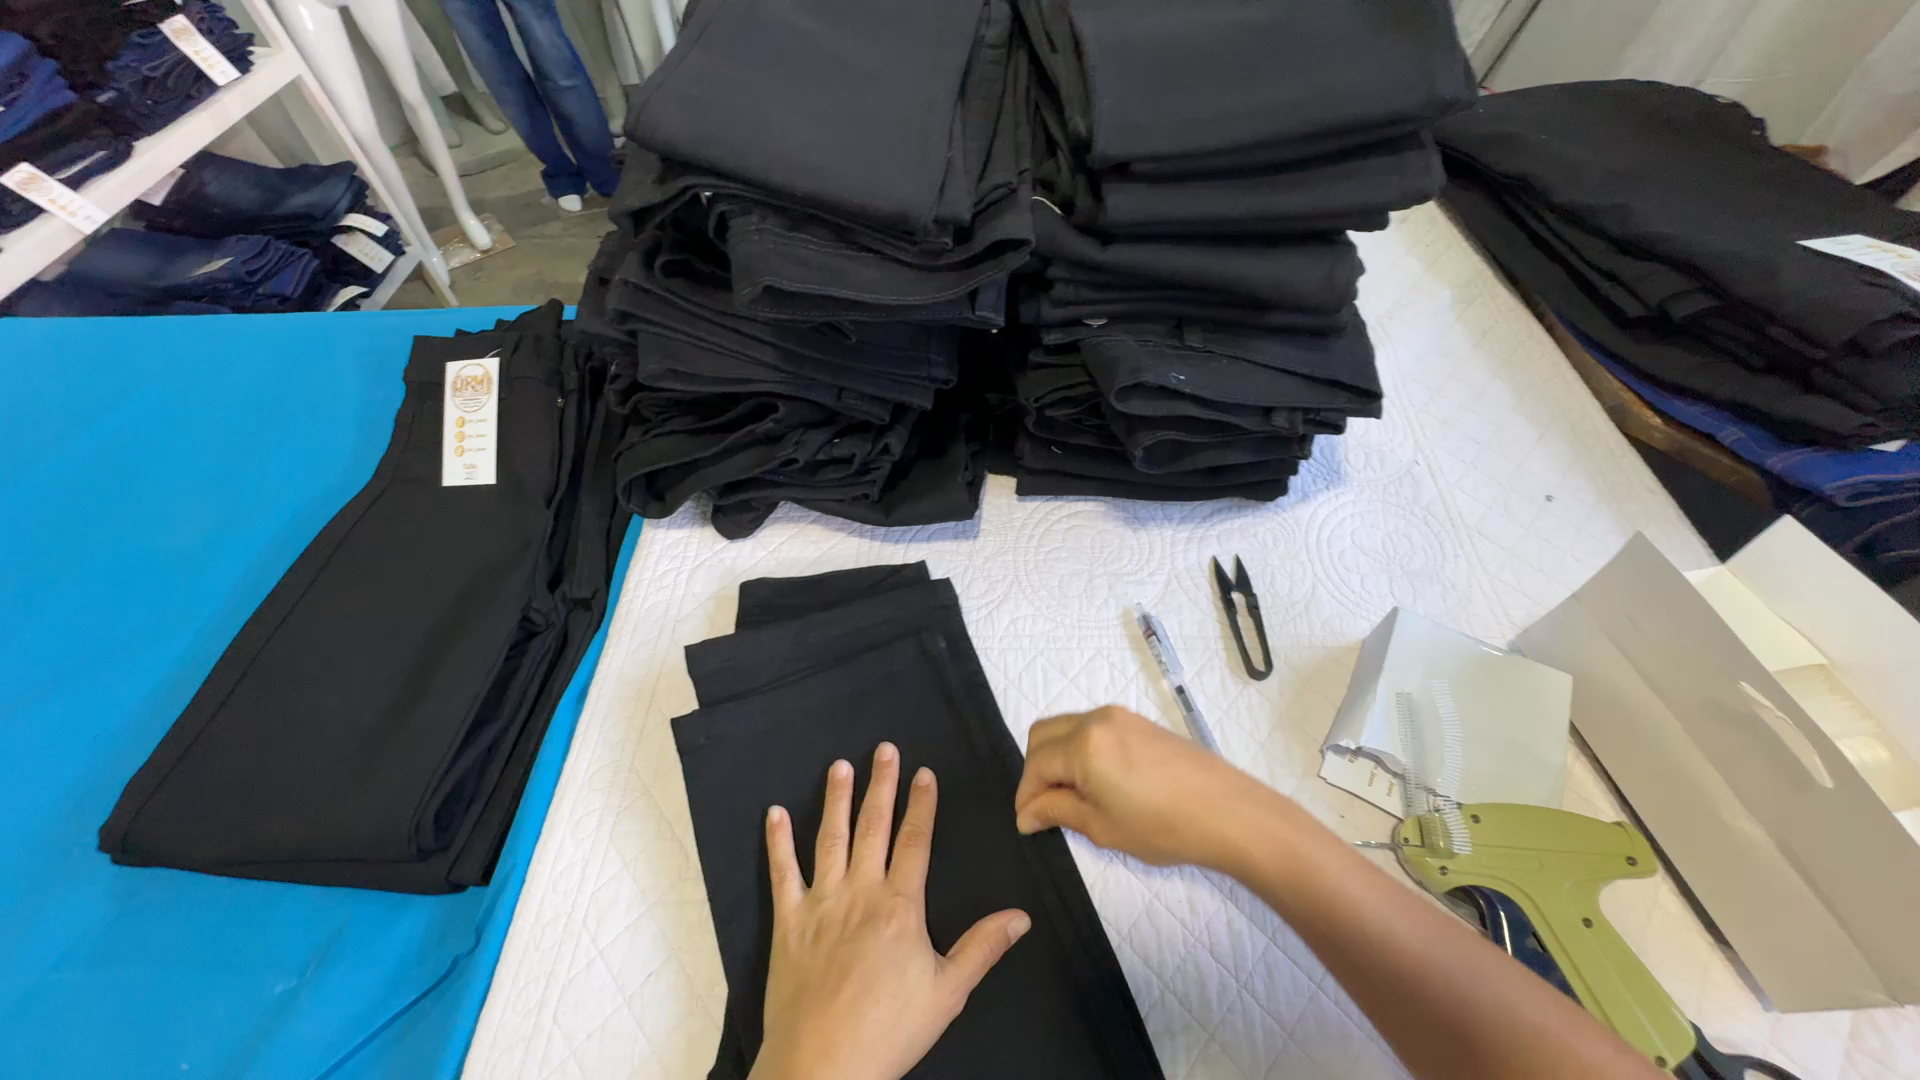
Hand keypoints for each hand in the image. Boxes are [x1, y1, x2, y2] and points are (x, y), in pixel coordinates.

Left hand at [750, 743, 1031, 1079]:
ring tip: (839, 767)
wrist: (823, 1066)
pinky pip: (782, 873)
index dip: (921, 804)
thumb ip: (983, 947)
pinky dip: (777, 842)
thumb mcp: (948, 991)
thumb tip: (1020, 916)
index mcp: (900, 906)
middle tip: (884, 749)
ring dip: (836, 800)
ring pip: (830, 839)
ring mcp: (821, 903)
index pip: (915, 841)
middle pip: (874, 827)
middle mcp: (860, 893)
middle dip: (881, 785)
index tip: (924, 773)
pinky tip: (773, 814)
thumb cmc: (889, 1030)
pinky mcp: (788, 922)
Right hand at [1014, 705, 1290, 872]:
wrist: (1229, 812)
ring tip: (1071, 796)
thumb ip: (1057, 811)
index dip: (1026, 796)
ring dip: (1057, 756)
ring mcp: (1120, 716)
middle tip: (1044, 806)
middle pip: (1043, 734)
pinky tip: (1097, 781)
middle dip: (1036, 769)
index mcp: (1083, 744)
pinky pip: (1092, 728)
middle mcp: (1096, 719)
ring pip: (1067, 727)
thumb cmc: (1162, 826)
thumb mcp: (1102, 826)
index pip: (1036, 764)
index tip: (1027, 823)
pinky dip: (1080, 749)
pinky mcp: (1139, 722)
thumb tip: (1027, 814)